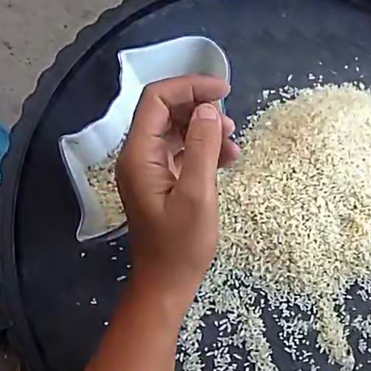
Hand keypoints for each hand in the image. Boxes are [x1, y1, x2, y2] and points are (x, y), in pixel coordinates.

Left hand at [117, 75, 236, 307]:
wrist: (166, 283)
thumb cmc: (181, 246)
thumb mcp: (197, 195)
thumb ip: (201, 149)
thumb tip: (208, 110)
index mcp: (138, 155)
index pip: (157, 99)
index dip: (190, 87)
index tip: (223, 92)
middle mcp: (138, 156)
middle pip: (165, 111)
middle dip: (199, 108)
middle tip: (230, 123)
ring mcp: (148, 169)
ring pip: (174, 130)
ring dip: (204, 130)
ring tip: (232, 144)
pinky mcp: (160, 182)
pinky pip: (179, 151)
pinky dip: (202, 149)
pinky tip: (226, 159)